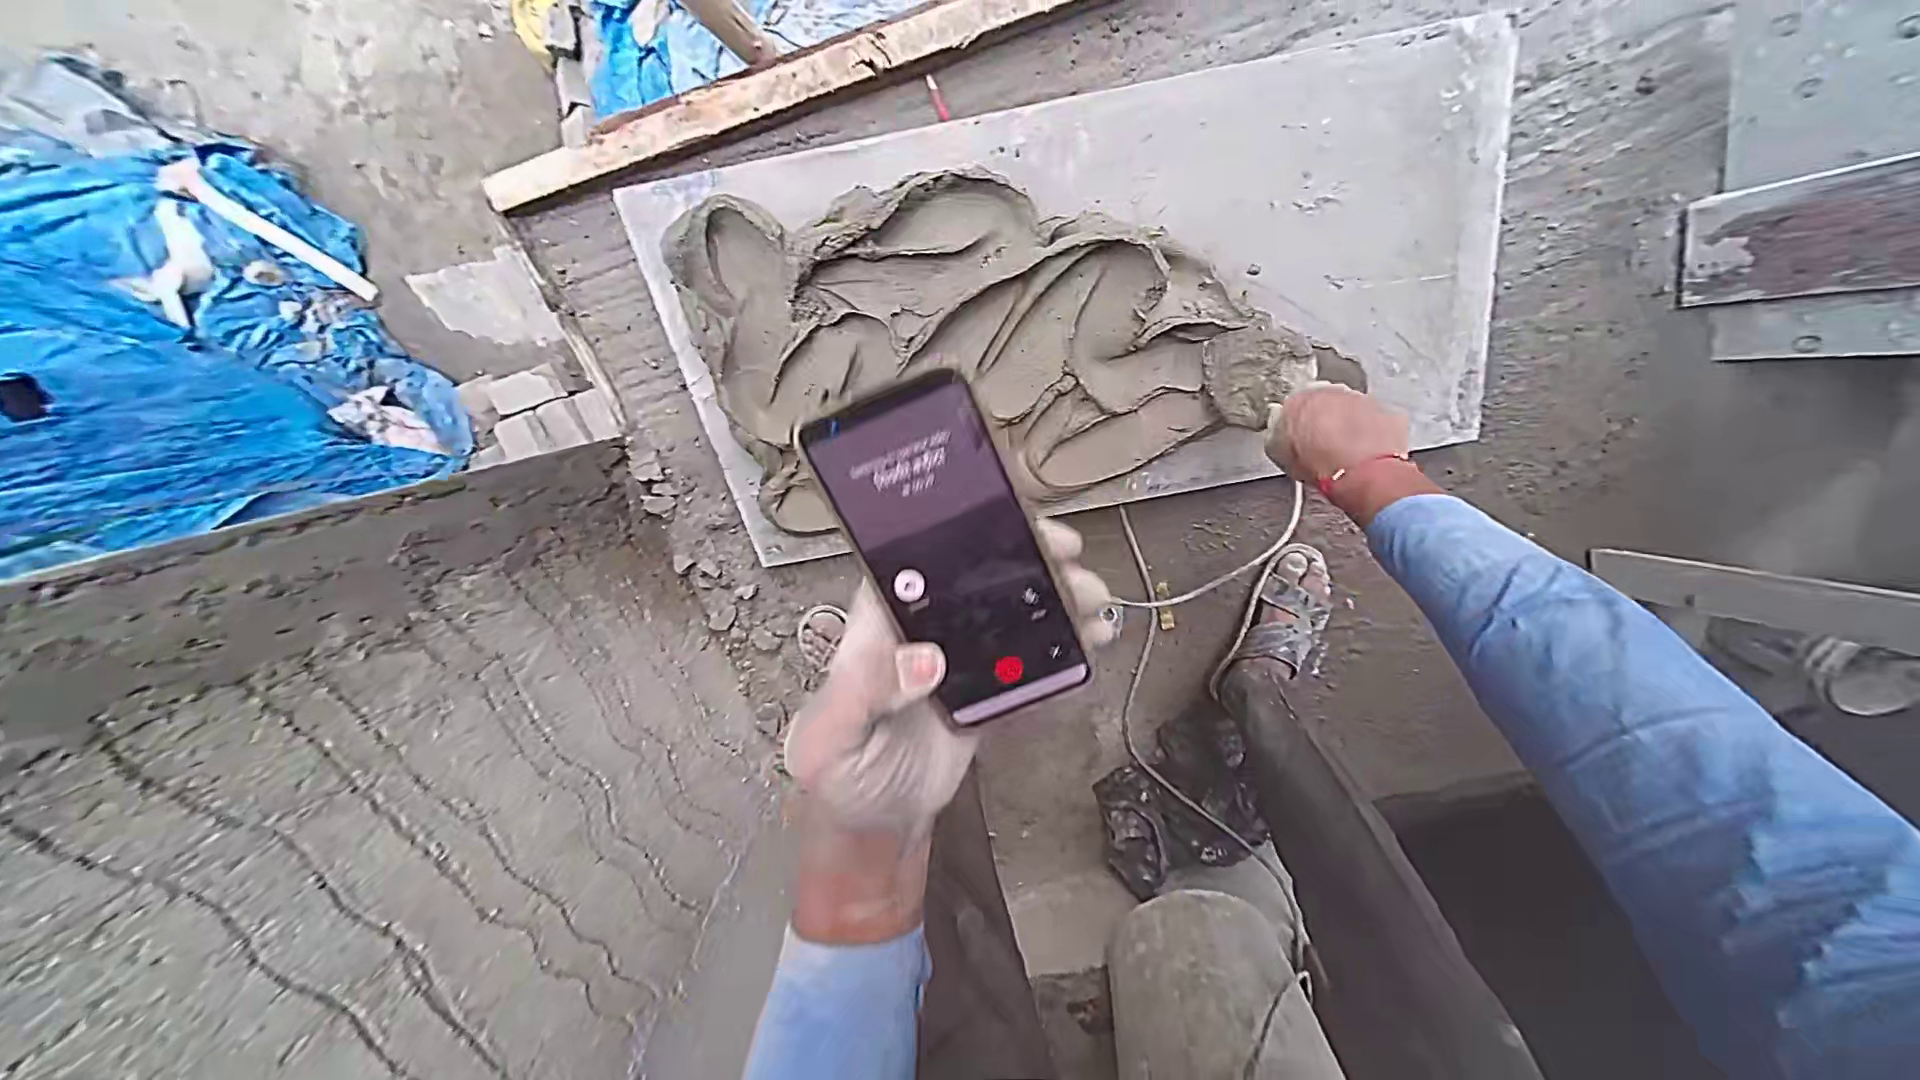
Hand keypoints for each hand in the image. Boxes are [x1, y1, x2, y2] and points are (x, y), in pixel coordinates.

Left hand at [785, 519, 1116, 834]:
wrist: (876, 822)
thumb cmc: (839, 775)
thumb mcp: (832, 737)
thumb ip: (864, 695)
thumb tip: (923, 660)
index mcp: (880, 626)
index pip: (922, 563)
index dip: (966, 538)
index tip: (1009, 529)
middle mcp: (923, 630)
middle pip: (978, 578)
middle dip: (1028, 560)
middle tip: (1069, 559)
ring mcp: (959, 657)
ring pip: (1009, 612)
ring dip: (1053, 599)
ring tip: (1090, 599)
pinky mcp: (985, 688)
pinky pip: (1026, 660)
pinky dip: (1059, 648)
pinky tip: (1086, 641)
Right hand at [1265, 384, 1438, 525]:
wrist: (1361, 474)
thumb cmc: (1321, 466)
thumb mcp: (1280, 453)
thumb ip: (1277, 433)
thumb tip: (1279, 428)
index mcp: (1300, 399)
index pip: (1294, 405)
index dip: (1296, 424)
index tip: (1298, 437)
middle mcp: (1332, 393)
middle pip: (1325, 403)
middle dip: (1324, 420)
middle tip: (1322, 444)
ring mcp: (1362, 400)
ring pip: (1351, 409)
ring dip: (1348, 424)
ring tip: (1344, 451)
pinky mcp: (1388, 412)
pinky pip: (1377, 419)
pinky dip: (1372, 432)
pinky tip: (1365, 452)